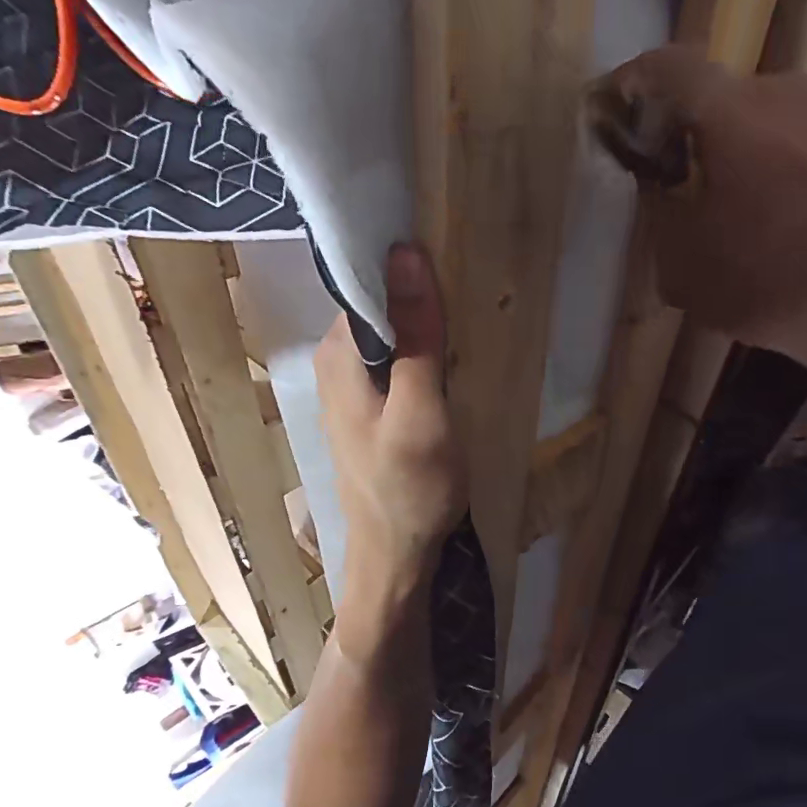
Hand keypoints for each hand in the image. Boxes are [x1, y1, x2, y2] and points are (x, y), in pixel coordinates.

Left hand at [315, 244, 464, 583]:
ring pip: (391, 331)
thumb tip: (405, 254)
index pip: (368, 283)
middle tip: (471, 299)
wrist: (396, 553)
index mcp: (338, 353)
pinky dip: (423, 352)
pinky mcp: (370, 403)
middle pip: (379, 304)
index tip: (455, 261)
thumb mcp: (420, 411)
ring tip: (467, 325)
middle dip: (421, 296)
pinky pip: (396, 358)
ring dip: (426, 325)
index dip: (409, 269)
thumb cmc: (411, 487)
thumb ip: (415, 337)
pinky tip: (450, 361)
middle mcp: (335, 359)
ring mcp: (351, 383)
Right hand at [601, 45, 806, 369]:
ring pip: (756, 110)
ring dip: (728, 140)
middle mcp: (788, 90)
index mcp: (737, 115)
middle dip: (686, 124)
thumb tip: (655, 180)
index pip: (671, 67)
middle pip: (716, 90)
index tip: (614, 106)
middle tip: (666, 167)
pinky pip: (790, 128)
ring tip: (716, 190)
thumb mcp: (682, 262)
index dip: (634, 81)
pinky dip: (765, 152)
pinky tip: (761, 199)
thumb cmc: (766, 286)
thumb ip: (656, 207)